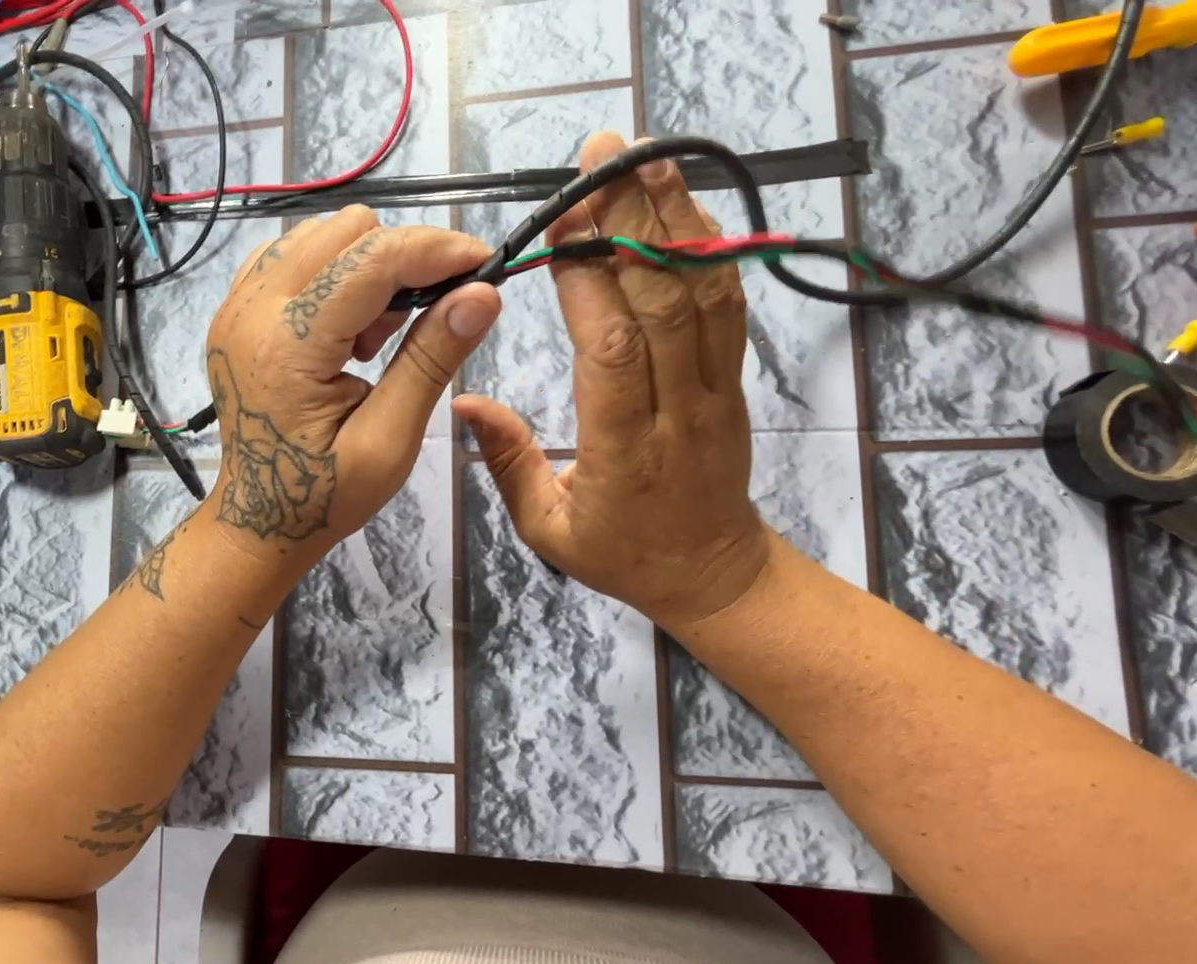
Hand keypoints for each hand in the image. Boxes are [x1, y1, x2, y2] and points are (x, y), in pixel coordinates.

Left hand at [202, 206, 500, 565]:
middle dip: (399, 262)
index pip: (372, 259)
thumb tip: (484, 293)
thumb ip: (431, 361)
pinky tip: (340, 328)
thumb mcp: (389, 440)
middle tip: (411, 327)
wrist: (259, 516)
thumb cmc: (325, 494)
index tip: (486, 266)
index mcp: (286, 347)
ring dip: (365, 267)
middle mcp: (251, 310)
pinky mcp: (235, 310)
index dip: (438, 251)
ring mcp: (236, 305)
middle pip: (346, 230)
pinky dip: (332, 274)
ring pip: (320, 234)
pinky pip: (293, 255)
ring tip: (370, 338)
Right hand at [452, 132, 768, 629]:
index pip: (611, 350)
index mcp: (624, 448)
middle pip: (662, 302)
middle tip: (603, 159)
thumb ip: (508, 461)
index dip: (590, 281)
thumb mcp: (546, 528)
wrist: (711, 573)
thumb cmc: (621, 554)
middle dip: (632, 222)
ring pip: (703, 292)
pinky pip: (728, 306)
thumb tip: (463, 398)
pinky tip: (685, 206)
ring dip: (677, 218)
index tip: (563, 226)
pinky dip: (709, 249)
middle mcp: (677, 408)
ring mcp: (715, 389)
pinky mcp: (733, 378)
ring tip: (648, 157)